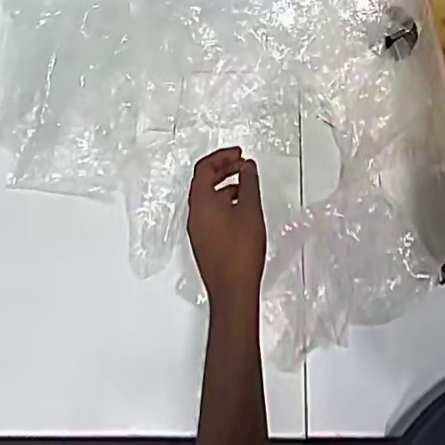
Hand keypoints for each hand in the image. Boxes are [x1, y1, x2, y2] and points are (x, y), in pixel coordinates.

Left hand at [187, 147, 265, 304]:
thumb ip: (248, 182)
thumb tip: (247, 166)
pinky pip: (210, 213)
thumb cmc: (240, 252)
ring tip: (245, 185)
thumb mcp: (250, 208)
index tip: (238, 153)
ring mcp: (198, 230)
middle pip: (204, 181)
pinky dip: (223, 202)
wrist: (233, 291)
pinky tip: (241, 209)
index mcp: (201, 201)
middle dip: (224, 169)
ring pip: (208, 198)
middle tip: (241, 164)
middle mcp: (195, 214)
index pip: (205, 167)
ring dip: (224, 186)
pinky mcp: (204, 243)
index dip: (222, 156)